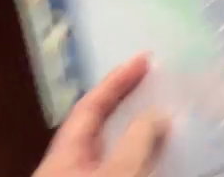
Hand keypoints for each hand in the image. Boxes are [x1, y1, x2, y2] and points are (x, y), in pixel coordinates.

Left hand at [33, 54, 169, 176]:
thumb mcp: (120, 170)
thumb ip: (140, 137)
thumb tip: (157, 112)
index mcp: (61, 156)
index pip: (88, 107)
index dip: (116, 80)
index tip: (145, 57)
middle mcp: (64, 168)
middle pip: (96, 126)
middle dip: (125, 101)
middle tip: (154, 79)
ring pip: (108, 150)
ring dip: (135, 130)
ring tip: (163, 113)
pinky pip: (116, 167)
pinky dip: (135, 154)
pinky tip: (156, 151)